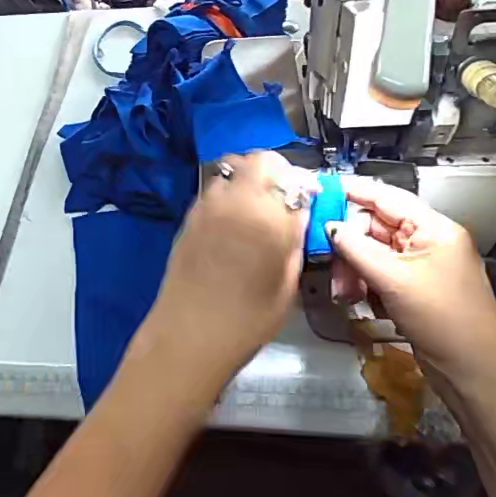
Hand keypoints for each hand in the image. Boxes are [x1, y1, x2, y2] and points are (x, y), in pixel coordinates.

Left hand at [134, 152, 313, 386]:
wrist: (189, 336)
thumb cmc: (248, 318)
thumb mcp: (287, 281)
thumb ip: (295, 238)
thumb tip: (299, 213)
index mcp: (268, 214)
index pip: (293, 177)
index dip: (302, 185)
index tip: (306, 200)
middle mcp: (237, 198)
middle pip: (259, 160)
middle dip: (275, 172)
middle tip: (283, 197)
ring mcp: (209, 204)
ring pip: (233, 167)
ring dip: (249, 178)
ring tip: (257, 206)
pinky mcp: (190, 215)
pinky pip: (215, 188)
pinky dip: (228, 192)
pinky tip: (234, 221)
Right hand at [327, 176, 495, 380]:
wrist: (475, 373)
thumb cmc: (442, 319)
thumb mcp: (395, 279)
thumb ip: (357, 249)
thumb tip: (331, 227)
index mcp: (434, 228)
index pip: (387, 197)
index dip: (353, 193)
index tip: (322, 192)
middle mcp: (428, 241)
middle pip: (376, 228)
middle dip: (350, 246)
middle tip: (331, 269)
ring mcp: (422, 267)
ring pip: (375, 254)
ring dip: (355, 270)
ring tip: (345, 295)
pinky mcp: (416, 291)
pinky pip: (382, 276)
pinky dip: (367, 285)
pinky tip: (361, 302)